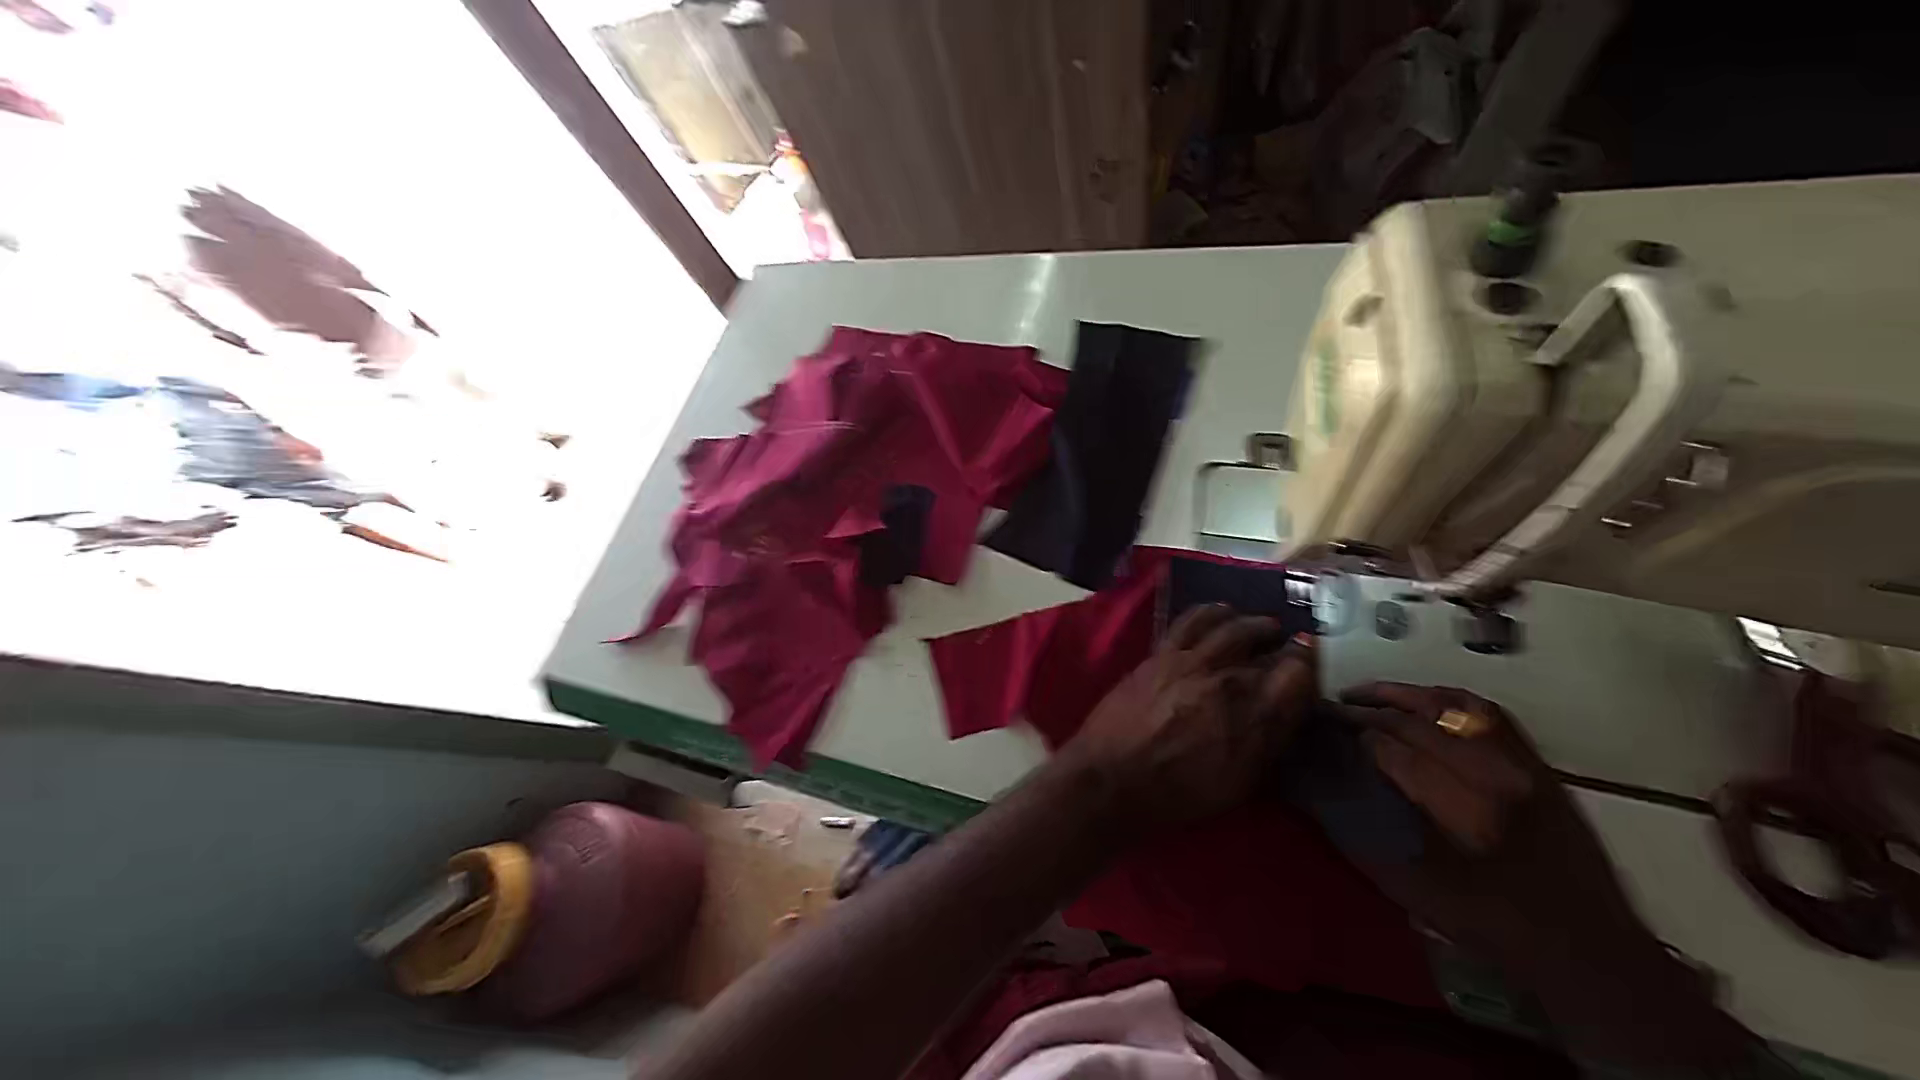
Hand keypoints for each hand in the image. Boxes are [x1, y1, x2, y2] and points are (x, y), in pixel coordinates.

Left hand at [1061, 604, 1315, 828]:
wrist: (1111, 778)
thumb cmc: (1177, 793)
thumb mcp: (1239, 783)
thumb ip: (1268, 742)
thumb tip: (1288, 713)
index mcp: (1254, 717)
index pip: (1300, 675)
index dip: (1310, 670)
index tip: (1310, 672)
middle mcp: (1228, 680)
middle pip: (1271, 649)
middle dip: (1286, 648)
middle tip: (1289, 649)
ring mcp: (1192, 661)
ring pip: (1234, 626)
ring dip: (1254, 624)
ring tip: (1263, 627)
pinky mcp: (1162, 653)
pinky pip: (1193, 619)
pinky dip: (1213, 612)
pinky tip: (1222, 613)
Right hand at [1343, 684, 1753, 1070]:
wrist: (1583, 947)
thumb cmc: (1484, 921)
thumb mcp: (1410, 884)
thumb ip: (1362, 826)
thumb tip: (1317, 780)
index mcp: (1457, 812)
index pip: (1387, 748)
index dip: (1347, 731)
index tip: (1317, 725)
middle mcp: (1493, 779)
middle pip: (1413, 722)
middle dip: (1365, 710)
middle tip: (1330, 709)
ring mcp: (1520, 766)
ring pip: (1450, 707)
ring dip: (1400, 694)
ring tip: (1364, 694)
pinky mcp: (1537, 764)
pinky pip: (1486, 713)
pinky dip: (1445, 698)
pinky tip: (1419, 699)